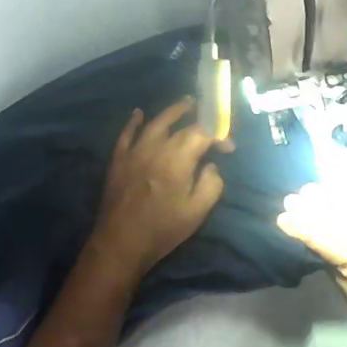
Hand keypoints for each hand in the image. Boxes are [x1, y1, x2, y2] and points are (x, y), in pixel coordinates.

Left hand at [87, 98, 233, 279]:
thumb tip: (211, 165)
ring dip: (170, 111)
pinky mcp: (118, 160)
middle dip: (197, 119)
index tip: (228, 148)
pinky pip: (126, 134)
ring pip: (154, 123)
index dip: (218, 136)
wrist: (121, 242)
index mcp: (178, 159)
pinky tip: (138, 113)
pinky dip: (133, 122)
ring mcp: (134, 151)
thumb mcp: (197, 212)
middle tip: (207, 112)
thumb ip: (211, 184)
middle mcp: (156, 148)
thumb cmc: (163, 229)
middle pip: (179, 125)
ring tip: (184, 104)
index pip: (202, 134)